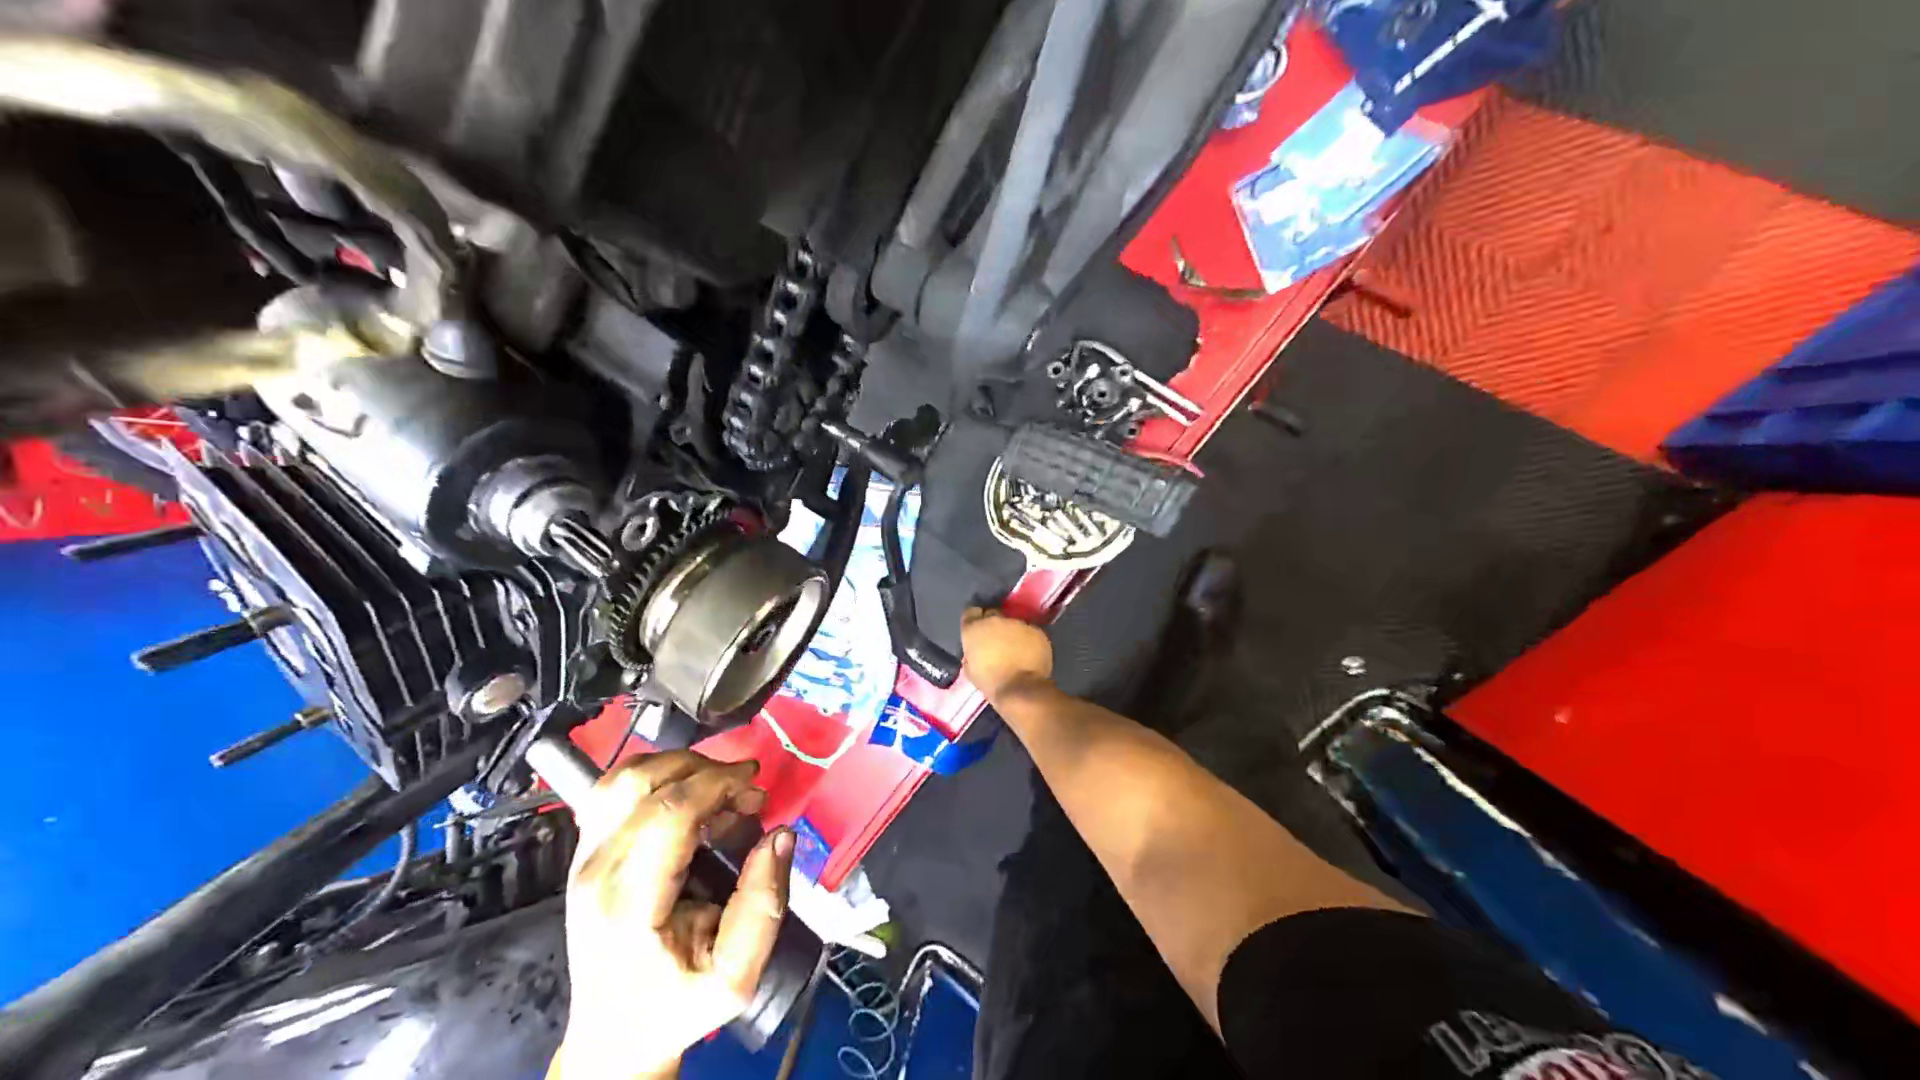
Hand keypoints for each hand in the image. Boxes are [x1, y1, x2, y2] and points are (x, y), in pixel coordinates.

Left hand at [553, 751, 794, 1079]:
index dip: (719, 784)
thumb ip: (763, 906)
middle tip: (748, 792)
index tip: (757, 788)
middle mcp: (596, 871)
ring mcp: (583, 857)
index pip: (669, 812)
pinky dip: (657, 775)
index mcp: (628, 905)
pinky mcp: (585, 851)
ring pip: (624, 776)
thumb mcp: (735, 977)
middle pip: (647, 783)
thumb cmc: (676, 1007)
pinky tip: (686, 794)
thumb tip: (781, 834)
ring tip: (719, 788)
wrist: (614, 1036)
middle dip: (708, 771)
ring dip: (681, 766)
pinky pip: (613, 788)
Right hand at [960, 607, 1053, 701]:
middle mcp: (995, 619)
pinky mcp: (1036, 630)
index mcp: (974, 628)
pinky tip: (1029, 652)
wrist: (1020, 688)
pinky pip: (1030, 631)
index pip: (971, 613)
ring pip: (1013, 622)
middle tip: (997, 641)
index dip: (974, 621)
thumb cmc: (990, 681)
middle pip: (993, 614)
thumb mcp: (970, 669)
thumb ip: (972, 653)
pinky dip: (1028, 639)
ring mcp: (1018, 622)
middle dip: (994, 625)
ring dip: (1012, 632)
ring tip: (1016, 648)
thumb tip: (976, 651)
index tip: (978, 631)